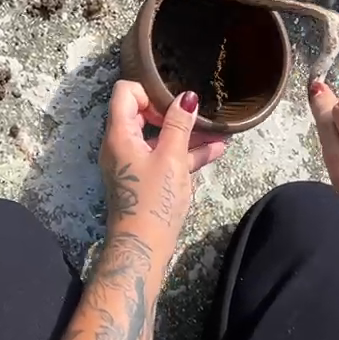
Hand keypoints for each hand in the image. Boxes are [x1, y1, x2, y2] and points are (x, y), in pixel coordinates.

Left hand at [100, 80, 227, 239]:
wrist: (143, 248)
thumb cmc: (154, 200)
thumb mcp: (171, 158)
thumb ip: (179, 125)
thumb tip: (187, 96)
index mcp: (119, 134)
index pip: (125, 93)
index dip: (149, 91)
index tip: (172, 103)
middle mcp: (121, 144)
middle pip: (143, 113)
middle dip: (173, 112)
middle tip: (198, 114)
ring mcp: (133, 162)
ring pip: (159, 137)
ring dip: (187, 133)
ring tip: (219, 130)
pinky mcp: (145, 178)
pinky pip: (164, 156)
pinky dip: (186, 152)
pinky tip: (216, 149)